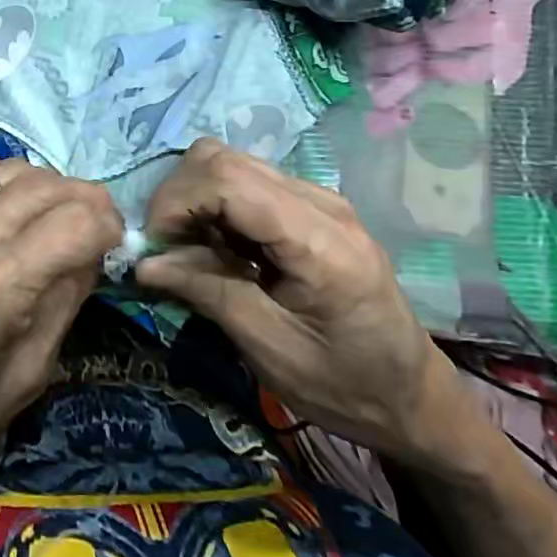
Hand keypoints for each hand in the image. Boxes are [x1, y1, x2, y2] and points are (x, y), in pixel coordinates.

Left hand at [0, 152, 121, 549]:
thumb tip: (96, 248)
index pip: (74, 223)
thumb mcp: (31, 373)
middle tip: (96, 232)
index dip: (108, 226)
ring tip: (54, 220)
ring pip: (8, 170)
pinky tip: (2, 201)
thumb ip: (66, 299)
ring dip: (46, 187)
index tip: (116, 245)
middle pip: (45, 187)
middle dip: (85, 202)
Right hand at [134, 138, 483, 473]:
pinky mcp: (310, 206)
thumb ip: (206, 293)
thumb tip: (143, 263)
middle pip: (222, 159)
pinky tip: (218, 248)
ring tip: (190, 251)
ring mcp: (318, 199)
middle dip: (178, 197)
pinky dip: (214, 206)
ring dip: (194, 200)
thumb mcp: (270, 350)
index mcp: (320, 241)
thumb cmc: (345, 386)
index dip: (175, 202)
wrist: (412, 398)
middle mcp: (320, 203)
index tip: (154, 248)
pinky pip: (245, 182)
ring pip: (229, 162)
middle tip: (167, 250)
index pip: (228, 179)